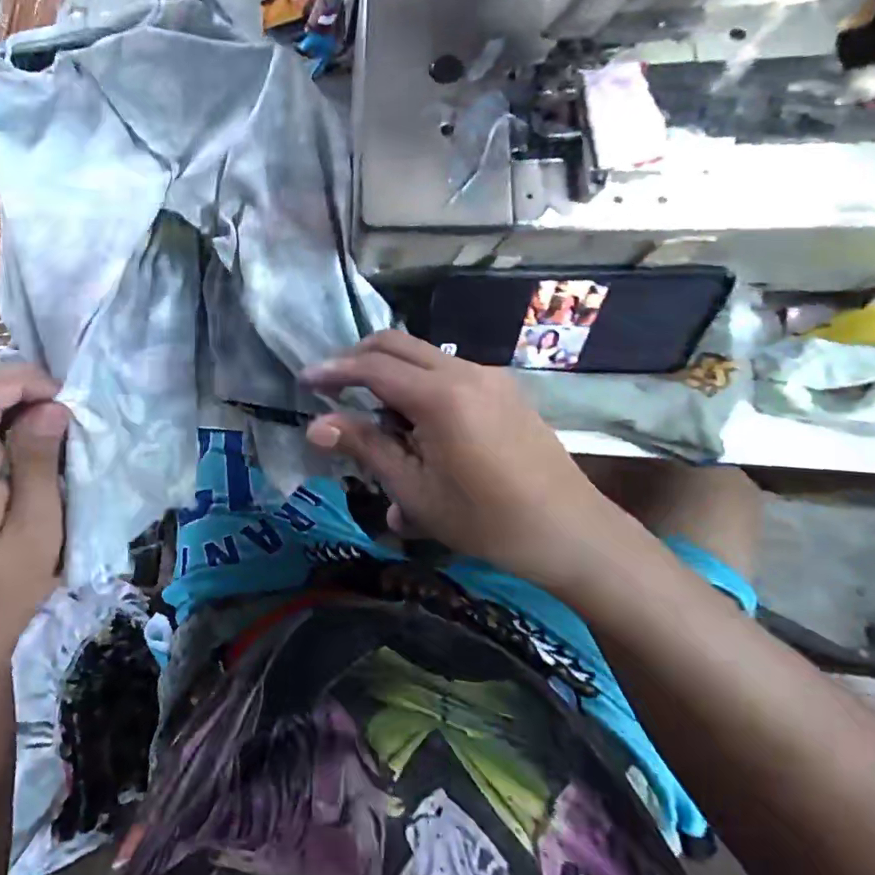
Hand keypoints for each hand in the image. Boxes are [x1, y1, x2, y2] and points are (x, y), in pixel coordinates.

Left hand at [0, 364, 69, 632]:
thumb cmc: (7, 585)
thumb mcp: (38, 527)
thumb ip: (39, 461)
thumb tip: (51, 407)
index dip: (18, 382)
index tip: (63, 397)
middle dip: (17, 385)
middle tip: (64, 405)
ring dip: (11, 401)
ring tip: (56, 419)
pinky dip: (2, 419)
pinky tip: (32, 439)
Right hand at [301, 331, 643, 590]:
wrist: (570, 531)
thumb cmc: (486, 520)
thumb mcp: (416, 490)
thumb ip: (366, 447)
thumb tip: (316, 426)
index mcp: (440, 396)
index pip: (372, 367)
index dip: (334, 371)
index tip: (304, 381)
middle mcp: (465, 372)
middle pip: (397, 344)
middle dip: (358, 358)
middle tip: (333, 388)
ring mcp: (490, 377)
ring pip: (424, 357)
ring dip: (391, 374)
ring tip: (376, 420)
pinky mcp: (505, 389)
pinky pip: (449, 374)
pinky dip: (421, 386)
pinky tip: (418, 429)